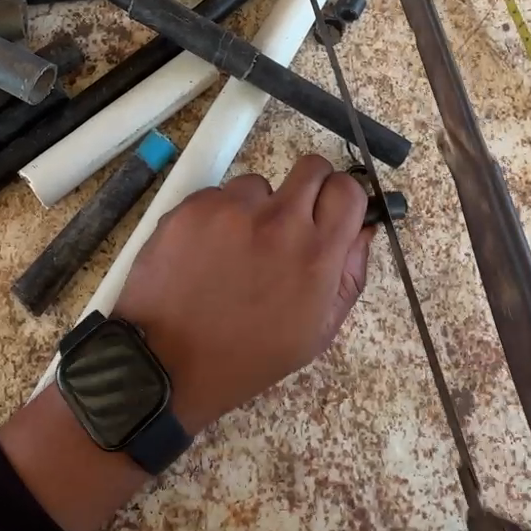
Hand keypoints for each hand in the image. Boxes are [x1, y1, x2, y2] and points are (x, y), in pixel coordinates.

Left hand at [113, 153, 373, 434]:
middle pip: (311, 166)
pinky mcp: (194, 205)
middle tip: (290, 220)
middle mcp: (279, 221)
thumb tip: (363, 228)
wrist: (167, 364)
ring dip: (256, 207)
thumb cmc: (248, 356)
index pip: (348, 188)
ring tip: (235, 251)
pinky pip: (218, 195)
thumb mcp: (316, 332)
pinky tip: (205, 253)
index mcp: (316, 255)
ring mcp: (232, 209)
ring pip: (258, 184)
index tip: (330, 210)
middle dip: (308, 188)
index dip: (342, 196)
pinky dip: (217, 217)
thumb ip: (349, 274)